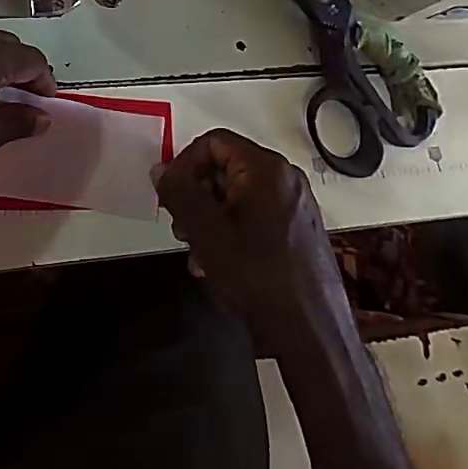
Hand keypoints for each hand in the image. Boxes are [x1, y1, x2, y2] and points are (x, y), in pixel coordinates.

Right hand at [154, 129, 339, 340]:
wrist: (306, 326)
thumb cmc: (259, 275)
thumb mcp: (203, 228)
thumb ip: (178, 191)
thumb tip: (162, 170)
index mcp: (266, 169)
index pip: (214, 142)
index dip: (184, 163)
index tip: (171, 191)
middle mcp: (286, 180)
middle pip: (225, 167)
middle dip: (196, 194)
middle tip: (181, 222)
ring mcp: (295, 205)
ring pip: (237, 194)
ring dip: (209, 217)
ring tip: (197, 247)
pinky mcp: (297, 229)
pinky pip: (254, 215)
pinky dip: (230, 229)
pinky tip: (218, 260)